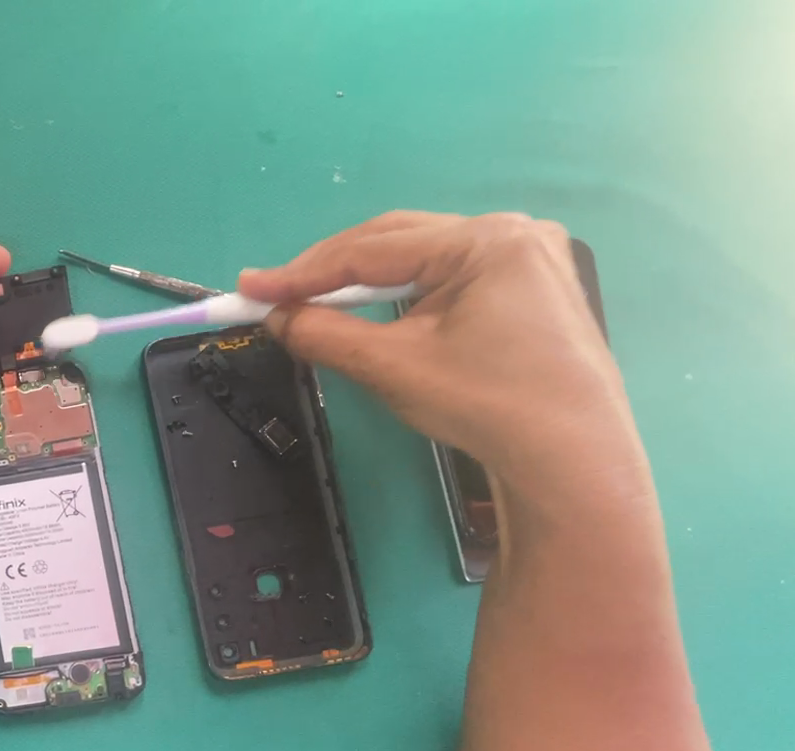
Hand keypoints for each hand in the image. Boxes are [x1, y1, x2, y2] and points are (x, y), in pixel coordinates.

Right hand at [239, 212, 646, 504]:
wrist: (566, 454)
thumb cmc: (482, 401)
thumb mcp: (388, 366)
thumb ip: (323, 333)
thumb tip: (274, 316)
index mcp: (485, 241)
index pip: (370, 249)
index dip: (300, 271)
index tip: (247, 287)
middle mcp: (509, 233)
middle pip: (394, 240)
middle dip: (327, 268)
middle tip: (271, 293)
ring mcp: (522, 257)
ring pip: (414, 256)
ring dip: (357, 279)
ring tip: (307, 299)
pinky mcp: (522, 286)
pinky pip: (438, 275)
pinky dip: (392, 291)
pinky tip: (364, 307)